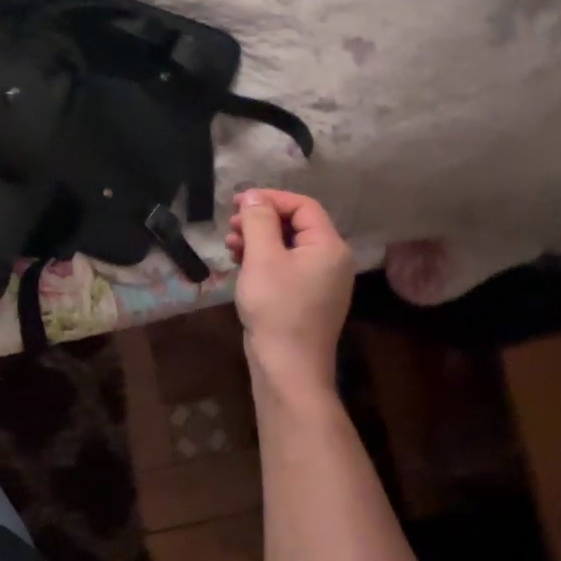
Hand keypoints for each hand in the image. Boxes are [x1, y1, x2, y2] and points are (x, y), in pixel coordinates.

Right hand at [226, 190, 354, 390]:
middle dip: (260, 220)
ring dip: (257, 239)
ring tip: (230, 246)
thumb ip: (258, 221)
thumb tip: (253, 196)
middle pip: (295, 224)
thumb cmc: (276, 306)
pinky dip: (262, 258)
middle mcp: (330, 260)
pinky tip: (240, 264)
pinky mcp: (305, 296)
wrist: (287, 364)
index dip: (270, 199)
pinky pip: (285, 265)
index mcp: (328, 247)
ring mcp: (319, 280)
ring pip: (287, 245)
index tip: (237, 203)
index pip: (303, 206)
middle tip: (231, 226)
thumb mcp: (262, 257)